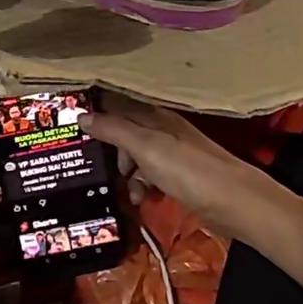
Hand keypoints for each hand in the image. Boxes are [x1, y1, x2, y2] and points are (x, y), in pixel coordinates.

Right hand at [80, 95, 288, 240]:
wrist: (234, 202)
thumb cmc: (187, 170)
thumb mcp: (145, 147)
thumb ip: (113, 129)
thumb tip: (81, 115)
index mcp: (152, 114)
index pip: (115, 101)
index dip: (93, 109)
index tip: (68, 121)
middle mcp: (159, 127)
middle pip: (122, 130)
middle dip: (106, 148)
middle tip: (94, 168)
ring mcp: (170, 151)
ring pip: (134, 155)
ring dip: (124, 172)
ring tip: (124, 190)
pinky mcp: (177, 174)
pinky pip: (148, 174)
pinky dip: (141, 186)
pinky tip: (141, 199)